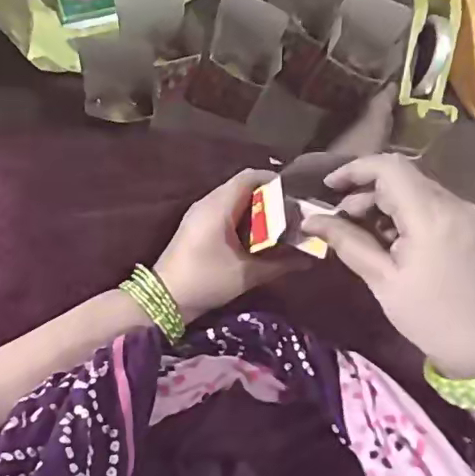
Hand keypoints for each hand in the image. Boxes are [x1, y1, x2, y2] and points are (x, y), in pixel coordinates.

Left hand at [154, 169, 300, 321]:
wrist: (165, 299)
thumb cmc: (206, 280)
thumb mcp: (247, 274)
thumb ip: (281, 264)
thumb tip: (310, 260)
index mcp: (219, 206)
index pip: (250, 176)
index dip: (275, 181)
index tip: (295, 196)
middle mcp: (207, 203)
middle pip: (243, 187)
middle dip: (269, 198)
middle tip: (291, 215)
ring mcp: (198, 214)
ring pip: (233, 200)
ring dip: (255, 210)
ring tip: (278, 226)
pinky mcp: (195, 227)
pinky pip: (223, 212)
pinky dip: (241, 219)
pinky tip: (256, 238)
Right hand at [303, 154, 474, 377]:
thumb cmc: (431, 317)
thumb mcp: (382, 281)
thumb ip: (347, 242)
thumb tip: (311, 220)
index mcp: (430, 214)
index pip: (388, 167)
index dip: (353, 169)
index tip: (326, 188)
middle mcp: (452, 204)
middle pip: (401, 177)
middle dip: (364, 191)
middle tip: (338, 221)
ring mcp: (465, 214)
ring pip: (415, 191)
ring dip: (382, 203)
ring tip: (359, 235)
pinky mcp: (470, 227)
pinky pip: (430, 206)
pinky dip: (403, 214)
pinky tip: (389, 242)